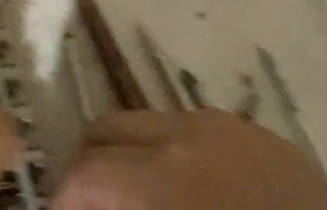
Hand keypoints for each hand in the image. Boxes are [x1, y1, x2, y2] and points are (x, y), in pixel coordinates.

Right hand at [53, 110, 326, 209]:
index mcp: (161, 178)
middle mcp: (185, 134)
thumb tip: (87, 205)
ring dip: (130, 158)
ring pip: (146, 124)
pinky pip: (194, 130)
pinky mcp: (263, 136)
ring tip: (139, 201)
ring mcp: (227, 128)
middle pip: (104, 130)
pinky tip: (193, 195)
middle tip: (91, 206)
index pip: (82, 174)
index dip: (63, 201)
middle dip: (88, 169)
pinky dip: (174, 155)